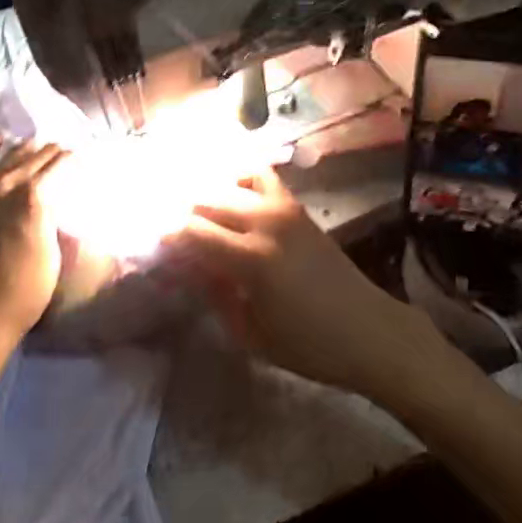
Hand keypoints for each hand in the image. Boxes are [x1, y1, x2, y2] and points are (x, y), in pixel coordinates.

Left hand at [0, 137, 69, 357]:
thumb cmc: (23, 293)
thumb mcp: (53, 254)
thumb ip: (52, 218)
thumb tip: (54, 201)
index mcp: (34, 198)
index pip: (59, 165)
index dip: (73, 160)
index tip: (80, 160)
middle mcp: (6, 185)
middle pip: (35, 156)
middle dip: (52, 152)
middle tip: (63, 152)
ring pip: (7, 156)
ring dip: (25, 148)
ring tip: (37, 145)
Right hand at [165, 169, 438, 398]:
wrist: (370, 331)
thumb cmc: (309, 345)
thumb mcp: (251, 334)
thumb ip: (213, 294)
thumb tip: (183, 268)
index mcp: (251, 260)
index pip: (191, 233)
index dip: (166, 237)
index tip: (151, 247)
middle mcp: (264, 223)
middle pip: (205, 201)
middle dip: (180, 214)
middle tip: (169, 233)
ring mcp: (283, 209)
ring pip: (228, 183)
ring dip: (206, 196)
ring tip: (194, 216)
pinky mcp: (297, 207)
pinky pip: (261, 177)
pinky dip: (239, 178)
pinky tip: (228, 194)